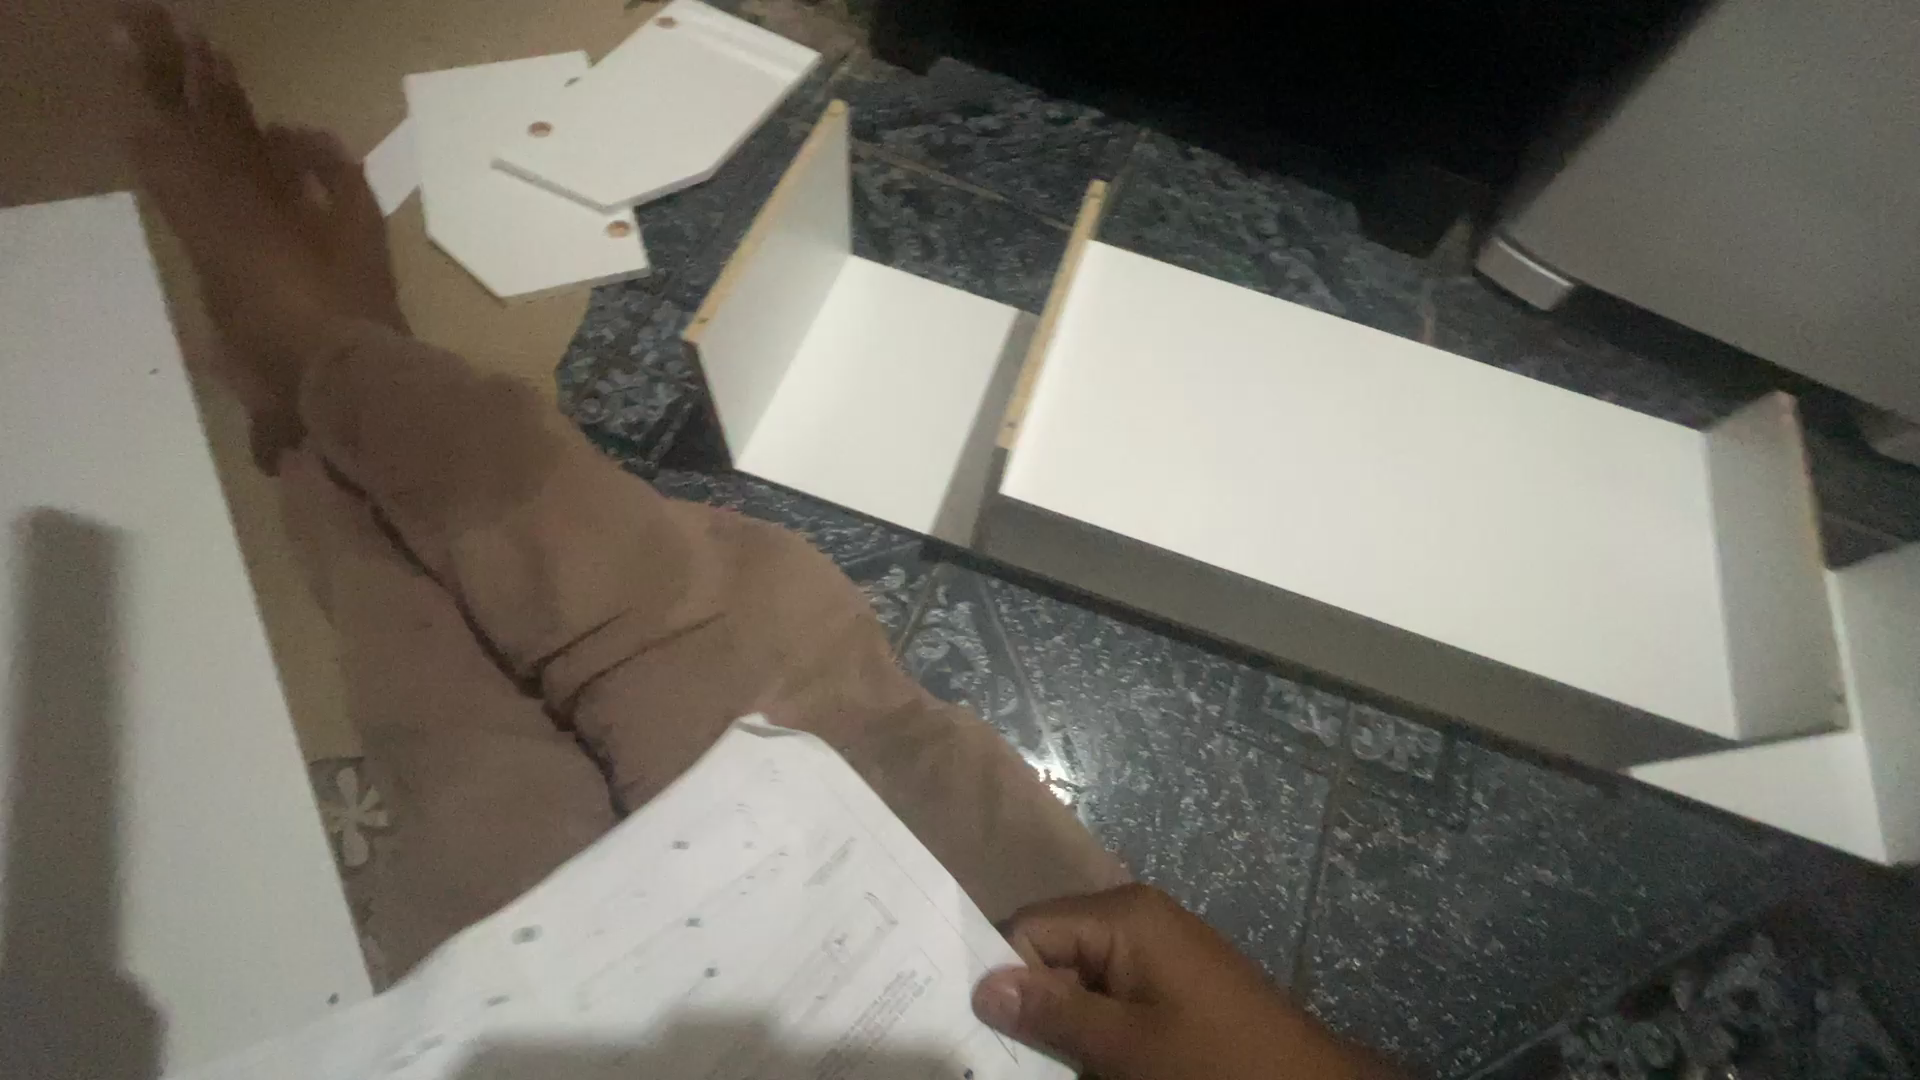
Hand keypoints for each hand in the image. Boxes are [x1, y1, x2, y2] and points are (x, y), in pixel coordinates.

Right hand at [972, 885, 1396, 1079]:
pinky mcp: (1169, 973)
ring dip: (1062, 1018)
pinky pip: (1109, 987)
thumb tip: (982, 985)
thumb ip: (1054, 1012)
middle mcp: (1133, 914)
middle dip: (1032, 1000)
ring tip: (1047, 1062)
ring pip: (1078, 972)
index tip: (981, 1029)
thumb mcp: (1129, 1047)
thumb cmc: (1218, 1063)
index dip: (1005, 976)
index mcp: (1122, 915)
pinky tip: (1088, 1060)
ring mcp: (1154, 943)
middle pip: (1053, 947)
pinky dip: (1093, 1022)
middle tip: (1008, 1055)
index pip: (1032, 927)